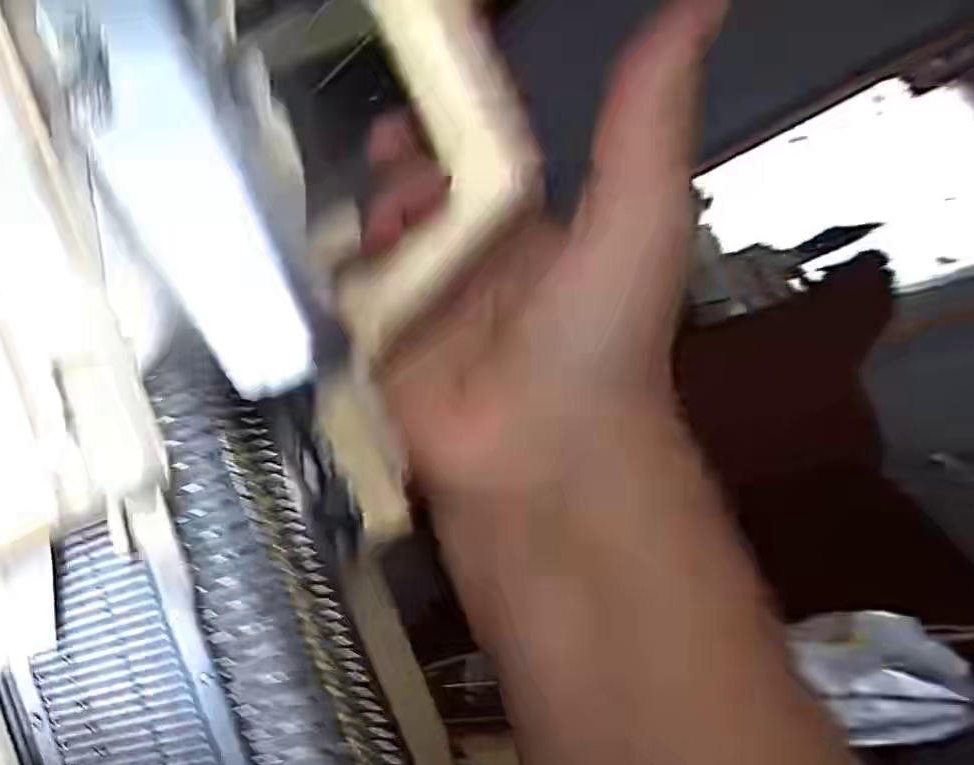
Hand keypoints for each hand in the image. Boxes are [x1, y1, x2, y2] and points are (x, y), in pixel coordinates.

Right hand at [360, 0, 726, 503]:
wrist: (532, 448)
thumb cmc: (590, 337)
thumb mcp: (633, 219)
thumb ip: (642, 123)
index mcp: (521, 231)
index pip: (476, 166)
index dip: (447, 131)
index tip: (419, 107)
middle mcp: (462, 266)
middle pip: (414, 204)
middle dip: (397, 177)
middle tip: (386, 160)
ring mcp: (413, 311)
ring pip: (373, 250)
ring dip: (365, 226)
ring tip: (379, 228)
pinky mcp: (373, 352)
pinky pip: (344, 305)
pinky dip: (332, 282)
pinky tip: (330, 265)